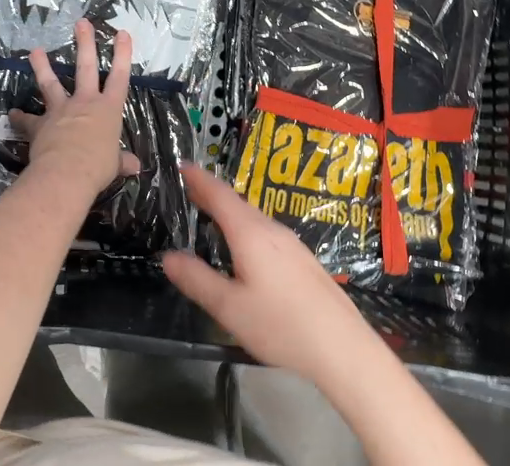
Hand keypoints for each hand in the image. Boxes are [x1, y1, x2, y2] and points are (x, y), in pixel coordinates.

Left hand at [12, 19, 140, 192]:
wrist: (67, 172)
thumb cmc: (98, 166)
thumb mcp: (114, 164)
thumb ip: (121, 161)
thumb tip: (135, 166)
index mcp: (108, 110)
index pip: (120, 77)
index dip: (122, 55)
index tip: (122, 33)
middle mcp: (85, 103)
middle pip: (86, 68)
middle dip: (85, 44)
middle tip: (81, 23)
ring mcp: (61, 111)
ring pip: (51, 83)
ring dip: (42, 66)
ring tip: (35, 51)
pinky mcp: (41, 124)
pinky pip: (28, 120)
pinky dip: (20, 118)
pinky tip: (12, 114)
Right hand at [162, 165, 377, 384]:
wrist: (341, 346)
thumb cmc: (280, 325)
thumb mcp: (229, 308)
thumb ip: (197, 280)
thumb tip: (168, 256)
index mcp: (251, 234)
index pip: (220, 195)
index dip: (199, 179)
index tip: (182, 164)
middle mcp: (272, 230)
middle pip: (238, 204)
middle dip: (212, 195)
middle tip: (188, 192)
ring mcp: (292, 244)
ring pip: (254, 218)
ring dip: (230, 213)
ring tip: (210, 218)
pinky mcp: (303, 260)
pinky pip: (266, 232)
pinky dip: (246, 228)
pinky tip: (244, 249)